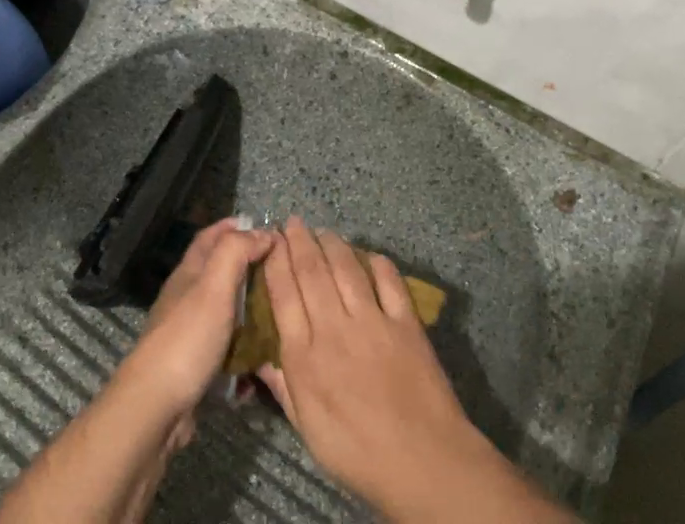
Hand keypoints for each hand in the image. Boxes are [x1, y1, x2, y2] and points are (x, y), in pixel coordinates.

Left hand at [115, 218, 272, 421]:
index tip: (266, 227)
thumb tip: (261, 233)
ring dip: (252, 308)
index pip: (209, 238)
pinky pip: (228, 348)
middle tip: (283, 269)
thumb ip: (235, 254)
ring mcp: (190, 334)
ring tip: (283, 310)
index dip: (234, 227)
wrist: (157, 405)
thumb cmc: (187, 339)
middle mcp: (187, 299)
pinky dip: (246, 347)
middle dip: (249, 266)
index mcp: (188, 275)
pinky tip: (266, 355)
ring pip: (226, 311)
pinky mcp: (197, 366)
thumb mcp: (213, 287)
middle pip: (219, 273)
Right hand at [256, 219, 570, 522]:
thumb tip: (260, 360)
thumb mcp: (307, 429)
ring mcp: (373, 322)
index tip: (268, 241)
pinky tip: (369, 255)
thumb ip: (283, 389)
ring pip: (347, 269)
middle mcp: (334, 329)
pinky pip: (390, 282)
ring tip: (323, 231)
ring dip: (333, 244)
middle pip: (312, 272)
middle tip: (292, 221)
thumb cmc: (357, 453)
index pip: (283, 295)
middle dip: (299, 242)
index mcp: (305, 356)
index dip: (274, 262)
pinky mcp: (407, 324)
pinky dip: (377, 263)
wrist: (424, 461)